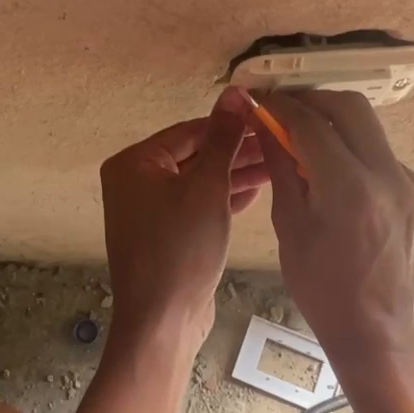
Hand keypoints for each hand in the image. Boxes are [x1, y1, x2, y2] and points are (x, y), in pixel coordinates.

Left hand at [100, 88, 268, 352]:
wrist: (163, 319)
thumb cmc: (181, 248)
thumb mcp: (207, 187)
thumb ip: (223, 139)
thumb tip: (234, 93)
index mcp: (133, 163)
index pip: (189, 131)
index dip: (230, 124)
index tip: (268, 117)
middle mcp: (134, 182)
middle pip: (193, 155)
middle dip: (236, 151)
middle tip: (279, 142)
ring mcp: (148, 210)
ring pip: (198, 181)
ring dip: (234, 174)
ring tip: (278, 164)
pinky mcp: (166, 233)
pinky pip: (196, 205)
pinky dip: (222, 198)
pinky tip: (256, 188)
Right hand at [249, 89, 413, 357]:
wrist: (379, 330)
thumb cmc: (321, 286)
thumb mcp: (289, 226)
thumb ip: (281, 166)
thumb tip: (263, 122)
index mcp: (348, 189)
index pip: (310, 123)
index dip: (281, 106)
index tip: (261, 102)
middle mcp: (390, 177)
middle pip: (351, 107)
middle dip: (314, 101)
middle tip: (287, 109)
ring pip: (371, 133)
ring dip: (338, 131)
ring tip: (313, 152)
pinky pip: (388, 160)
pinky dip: (361, 162)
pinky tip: (347, 188)